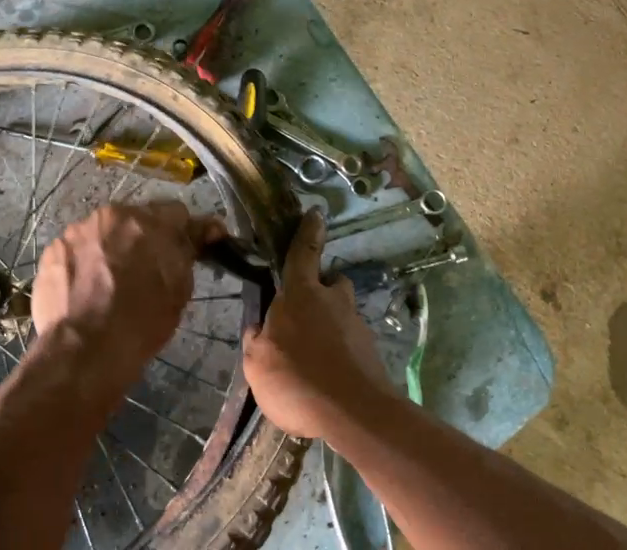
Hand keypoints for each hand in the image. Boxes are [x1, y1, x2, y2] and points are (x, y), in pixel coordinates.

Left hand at [31, 203, 224, 387]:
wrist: (84, 350)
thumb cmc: (141, 322)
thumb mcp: (179, 288)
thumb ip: (189, 249)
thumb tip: (206, 228)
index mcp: (148, 221)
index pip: (175, 213)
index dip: (181, 232)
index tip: (182, 252)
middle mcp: (112, 215)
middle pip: (135, 219)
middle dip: (143, 239)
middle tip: (145, 272)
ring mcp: (77, 230)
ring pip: (103, 233)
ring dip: (111, 249)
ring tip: (109, 284)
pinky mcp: (52, 250)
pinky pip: (77, 250)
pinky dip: (83, 264)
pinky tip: (85, 291)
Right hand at [242, 212, 397, 438]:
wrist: (354, 413)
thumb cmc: (297, 379)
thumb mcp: (256, 363)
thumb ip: (256, 341)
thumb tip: (259, 329)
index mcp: (301, 294)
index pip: (303, 252)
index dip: (308, 232)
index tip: (316, 214)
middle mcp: (333, 301)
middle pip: (330, 283)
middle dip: (321, 290)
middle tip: (305, 313)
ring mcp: (356, 326)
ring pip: (342, 314)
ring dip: (331, 326)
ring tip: (314, 356)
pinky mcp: (371, 353)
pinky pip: (350, 345)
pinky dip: (340, 355)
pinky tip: (327, 381)